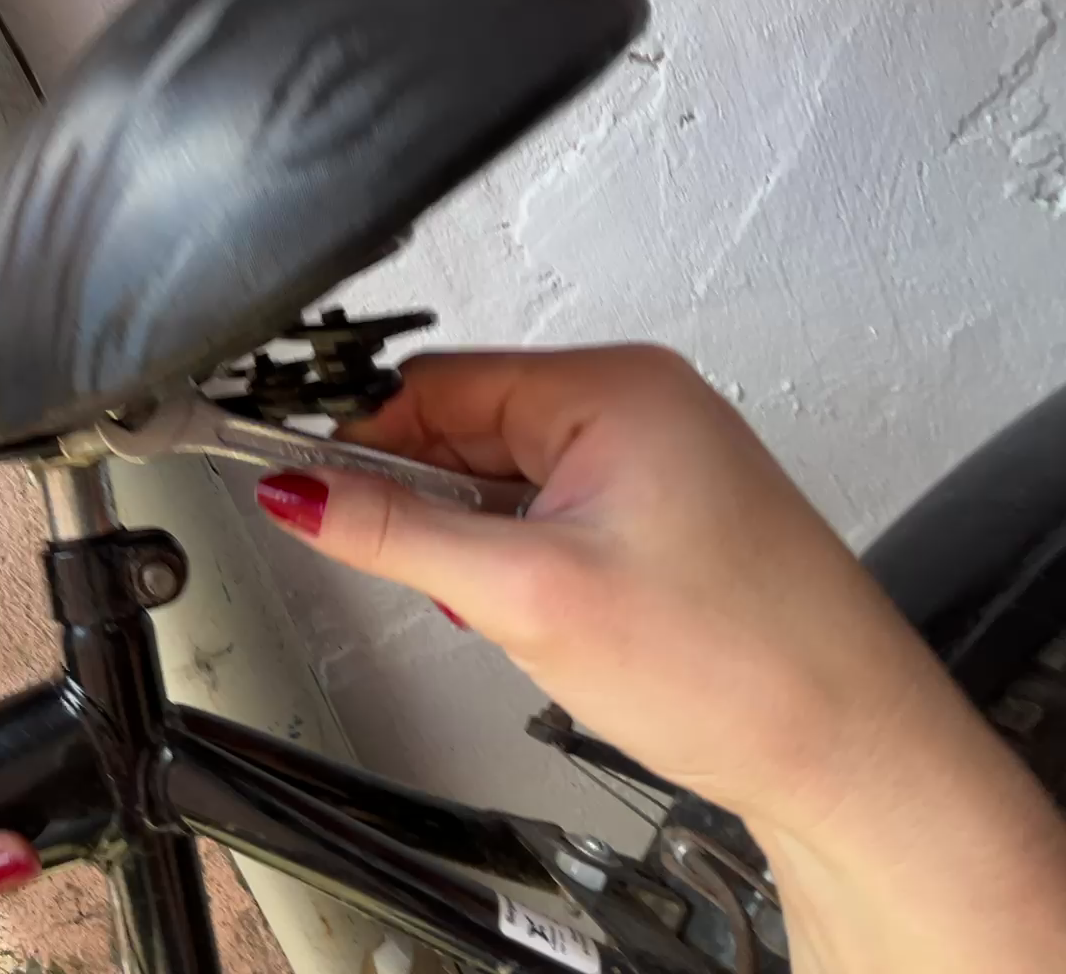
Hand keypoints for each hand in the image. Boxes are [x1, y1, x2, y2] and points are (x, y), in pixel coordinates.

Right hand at [254, 345, 1065, 971]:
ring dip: (453, 528)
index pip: (432, 382)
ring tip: (481, 590)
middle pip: (452, 424)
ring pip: (478, 470)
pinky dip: (488, 546)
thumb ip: (390, 530)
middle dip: (414, 493)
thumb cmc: (740, 667)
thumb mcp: (521, 590)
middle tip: (409, 558)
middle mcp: (622, 409)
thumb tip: (298, 490)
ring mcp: (626, 459)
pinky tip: (509, 593)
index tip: (309, 480)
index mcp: (610, 389)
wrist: (853, 769)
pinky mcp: (625, 506)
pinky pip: (515, 503)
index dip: (361, 433)